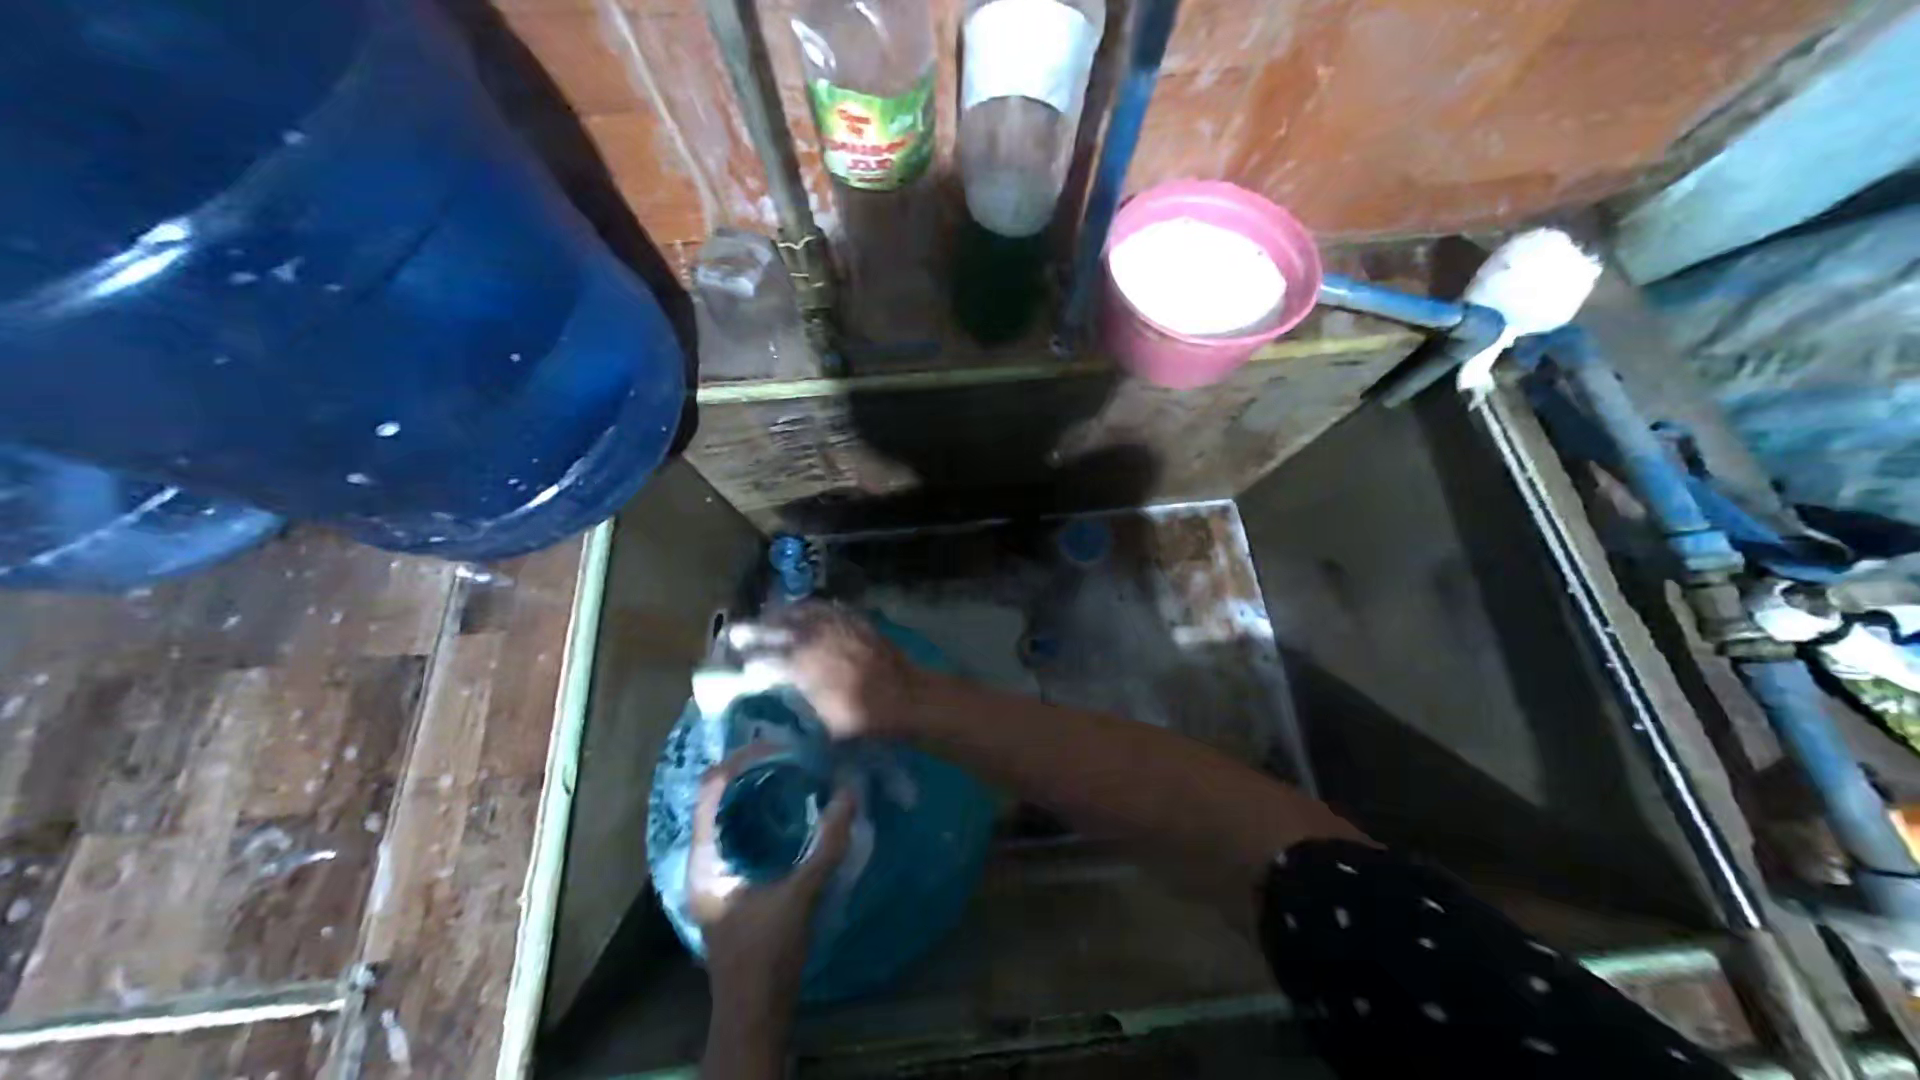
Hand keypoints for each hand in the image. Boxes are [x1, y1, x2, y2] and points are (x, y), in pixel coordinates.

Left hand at [689, 746, 856, 1077]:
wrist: (756, 1013)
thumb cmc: (767, 957)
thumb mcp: (800, 897)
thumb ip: (827, 846)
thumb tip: (850, 792)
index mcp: (706, 858)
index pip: (712, 788)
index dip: (743, 759)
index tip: (782, 746)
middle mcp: (704, 856)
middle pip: (720, 792)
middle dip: (755, 766)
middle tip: (795, 751)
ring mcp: (717, 868)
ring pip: (732, 809)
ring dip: (761, 786)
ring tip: (797, 768)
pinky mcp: (735, 877)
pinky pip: (746, 826)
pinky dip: (768, 808)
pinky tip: (797, 805)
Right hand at [728, 601, 921, 738]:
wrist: (907, 696)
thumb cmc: (866, 718)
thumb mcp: (824, 726)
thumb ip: (799, 710)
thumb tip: (780, 707)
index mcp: (801, 667)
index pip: (763, 659)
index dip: (746, 660)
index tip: (733, 661)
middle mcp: (814, 639)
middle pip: (775, 628)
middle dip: (753, 631)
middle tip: (736, 632)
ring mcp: (836, 625)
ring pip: (800, 612)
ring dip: (780, 616)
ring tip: (768, 618)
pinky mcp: (855, 620)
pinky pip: (826, 608)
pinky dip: (810, 609)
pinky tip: (805, 612)